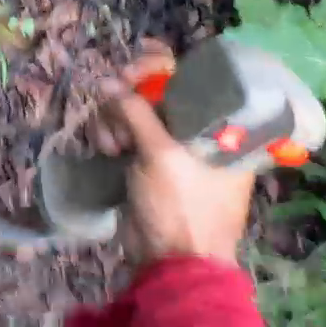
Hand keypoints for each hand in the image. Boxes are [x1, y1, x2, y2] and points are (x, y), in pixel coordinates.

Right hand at [90, 68, 255, 267]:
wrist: (172, 257)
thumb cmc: (182, 206)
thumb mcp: (161, 155)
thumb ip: (135, 113)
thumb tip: (107, 81)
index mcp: (219, 131)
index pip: (192, 82)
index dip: (160, 69)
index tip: (132, 69)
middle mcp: (195, 133)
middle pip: (153, 92)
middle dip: (128, 97)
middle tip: (112, 100)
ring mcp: (169, 146)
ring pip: (131, 109)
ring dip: (113, 119)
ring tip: (113, 143)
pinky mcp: (145, 157)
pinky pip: (120, 128)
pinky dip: (109, 133)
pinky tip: (107, 150)